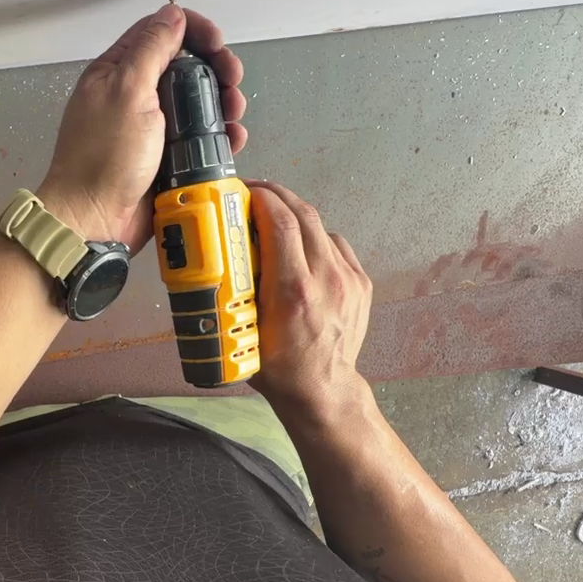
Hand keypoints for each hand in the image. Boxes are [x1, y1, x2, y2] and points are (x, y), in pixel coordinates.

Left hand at [36, 4, 246, 251]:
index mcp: (117, 73)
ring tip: (236, 114)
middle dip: (215, 70)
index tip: (218, 44)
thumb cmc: (105, 156)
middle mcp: (134, 98)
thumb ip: (151, 50)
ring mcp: (151, 132)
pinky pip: (197, 142)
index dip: (193, 31)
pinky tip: (233, 140)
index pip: (159, 33)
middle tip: (234, 83)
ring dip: (222, 105)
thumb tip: (171, 14)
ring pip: (195, 106)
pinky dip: (218, 138)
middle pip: (184, 69)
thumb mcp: (127, 92)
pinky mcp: (165, 162)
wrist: (94, 221)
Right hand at [247, 181, 373, 417]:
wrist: (320, 390)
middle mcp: (325, 279)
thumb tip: (222, 256)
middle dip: (276, 196)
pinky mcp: (360, 282)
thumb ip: (237, 292)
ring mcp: (348, 279)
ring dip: (295, 215)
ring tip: (273, 218)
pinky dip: (314, 237)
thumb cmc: (278, 368)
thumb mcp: (244, 330)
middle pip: (303, 214)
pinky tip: (299, 247)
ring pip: (321, 226)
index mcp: (293, 290)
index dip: (261, 198)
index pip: (281, 223)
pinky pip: (335, 244)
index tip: (244, 192)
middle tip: (254, 193)